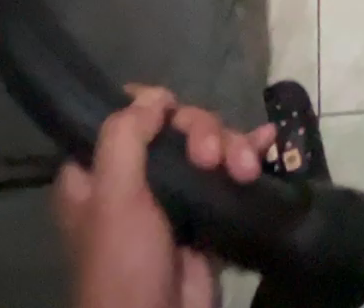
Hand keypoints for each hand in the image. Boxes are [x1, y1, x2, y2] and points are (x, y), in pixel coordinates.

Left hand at [54, 85, 278, 307]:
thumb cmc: (124, 267)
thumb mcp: (114, 199)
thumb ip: (126, 137)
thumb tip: (154, 95)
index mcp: (96, 173)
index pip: (122, 115)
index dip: (150, 105)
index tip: (171, 112)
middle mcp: (132, 177)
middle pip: (174, 125)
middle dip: (203, 132)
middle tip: (212, 157)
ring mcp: (173, 194)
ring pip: (207, 144)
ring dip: (232, 146)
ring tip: (246, 171)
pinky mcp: (207, 211)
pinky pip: (229, 166)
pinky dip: (249, 151)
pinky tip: (267, 141)